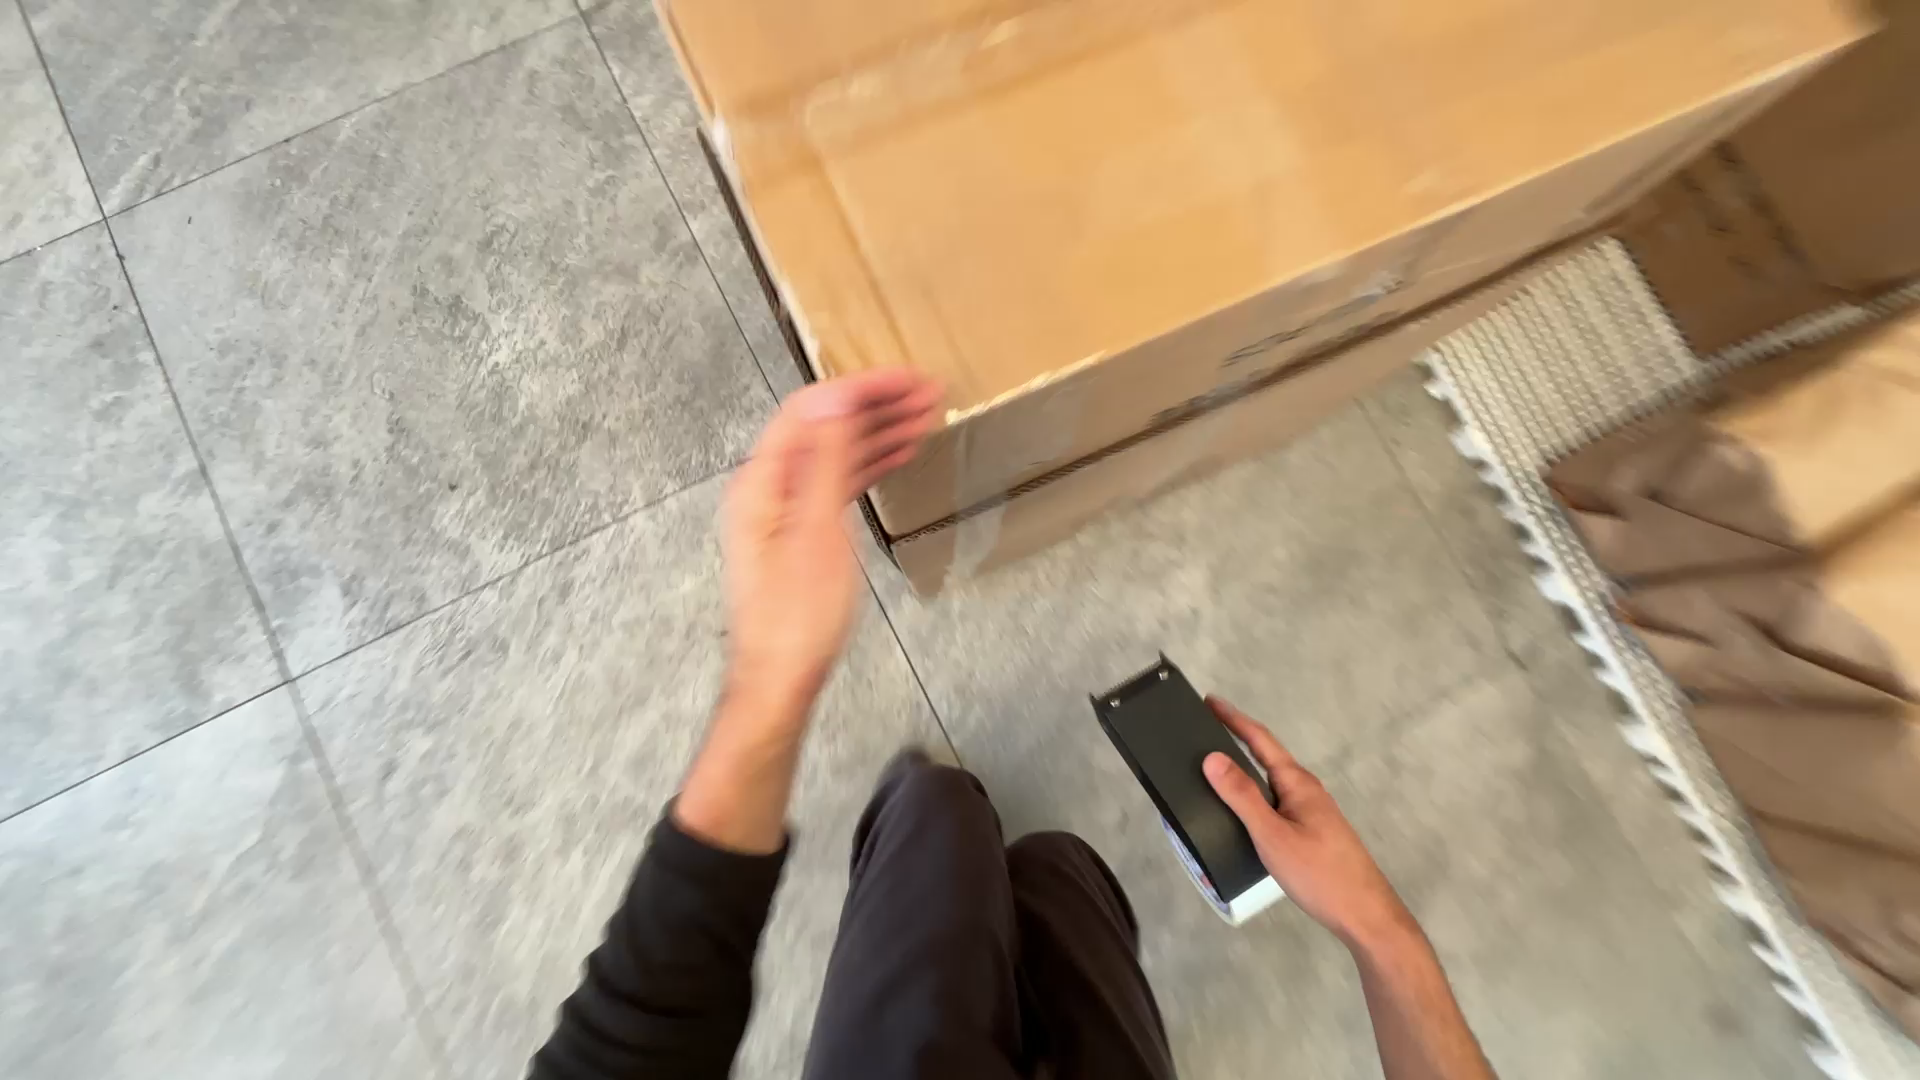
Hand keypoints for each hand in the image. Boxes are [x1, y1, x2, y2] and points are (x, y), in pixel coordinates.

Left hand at [720, 371, 941, 720]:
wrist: (782, 676)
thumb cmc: (798, 616)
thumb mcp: (817, 531)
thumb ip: (825, 460)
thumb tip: (836, 396)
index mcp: (764, 480)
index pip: (813, 410)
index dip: (860, 388)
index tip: (906, 379)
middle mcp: (771, 486)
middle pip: (825, 427)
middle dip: (876, 405)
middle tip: (926, 393)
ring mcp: (785, 508)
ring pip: (835, 453)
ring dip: (877, 432)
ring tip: (923, 417)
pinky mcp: (802, 530)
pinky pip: (837, 482)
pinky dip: (869, 465)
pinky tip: (897, 456)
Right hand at [1202, 697, 1415, 949]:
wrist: (1367, 917)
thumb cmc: (1319, 873)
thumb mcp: (1273, 835)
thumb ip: (1242, 796)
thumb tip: (1212, 757)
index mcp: (1296, 782)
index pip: (1260, 740)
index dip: (1234, 719)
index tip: (1208, 701)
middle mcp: (1304, 789)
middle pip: (1265, 755)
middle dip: (1235, 739)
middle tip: (1201, 730)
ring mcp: (1309, 810)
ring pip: (1268, 780)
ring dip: (1242, 768)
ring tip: (1212, 766)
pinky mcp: (1309, 830)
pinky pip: (1272, 799)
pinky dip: (1251, 792)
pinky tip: (1239, 808)